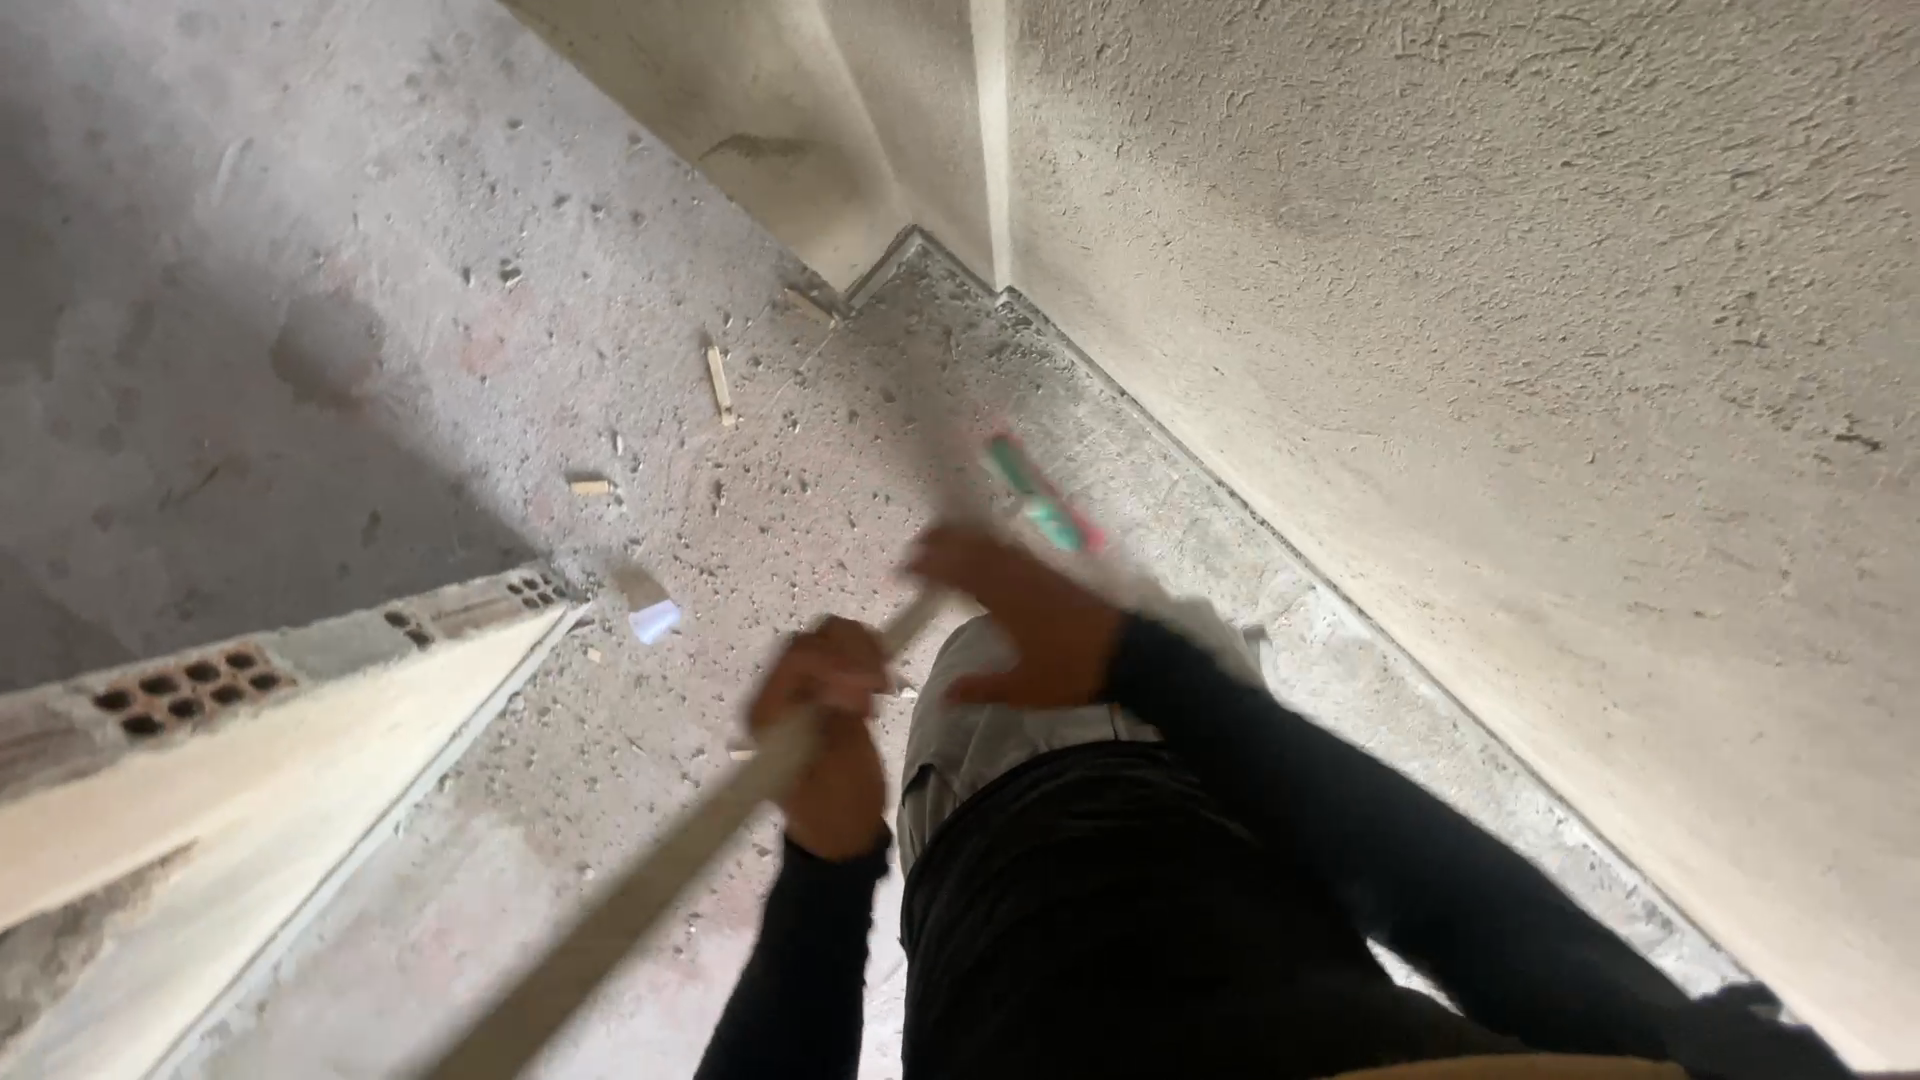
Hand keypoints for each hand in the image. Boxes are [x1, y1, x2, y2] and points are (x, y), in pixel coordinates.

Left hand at [747, 617, 888, 860]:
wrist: (841, 829)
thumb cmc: (838, 807)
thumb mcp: (841, 766)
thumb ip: (838, 715)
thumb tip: (846, 678)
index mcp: (767, 713)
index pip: (796, 657)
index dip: (837, 660)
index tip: (871, 686)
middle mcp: (775, 692)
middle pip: (812, 640)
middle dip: (853, 654)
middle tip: (881, 687)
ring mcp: (798, 687)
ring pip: (828, 636)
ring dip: (862, 651)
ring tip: (881, 685)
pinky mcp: (821, 685)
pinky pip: (841, 649)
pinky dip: (865, 652)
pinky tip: (879, 678)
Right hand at [905, 523, 1124, 708]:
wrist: (1126, 653)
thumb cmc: (1072, 672)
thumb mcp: (1023, 689)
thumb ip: (982, 688)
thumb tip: (945, 696)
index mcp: (1004, 603)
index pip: (958, 575)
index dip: (929, 567)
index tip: (905, 568)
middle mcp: (1018, 579)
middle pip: (974, 548)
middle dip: (944, 540)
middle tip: (918, 543)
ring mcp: (1037, 571)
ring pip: (994, 543)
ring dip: (966, 536)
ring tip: (944, 537)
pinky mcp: (1052, 572)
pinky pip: (1014, 548)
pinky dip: (992, 542)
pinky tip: (987, 548)